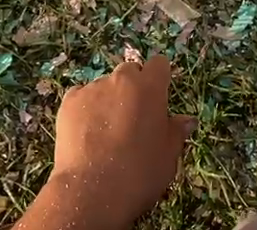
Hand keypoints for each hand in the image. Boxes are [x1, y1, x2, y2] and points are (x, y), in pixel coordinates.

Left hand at [16, 58, 193, 229]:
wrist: (92, 191)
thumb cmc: (139, 175)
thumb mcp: (168, 157)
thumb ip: (176, 132)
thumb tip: (187, 120)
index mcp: (150, 87)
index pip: (159, 64)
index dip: (158, 79)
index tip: (157, 98)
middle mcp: (121, 79)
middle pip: (130, 72)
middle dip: (132, 88)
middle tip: (132, 119)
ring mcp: (93, 87)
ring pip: (104, 85)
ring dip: (108, 100)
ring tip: (105, 133)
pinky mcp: (70, 100)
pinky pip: (81, 97)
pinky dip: (85, 109)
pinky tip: (86, 134)